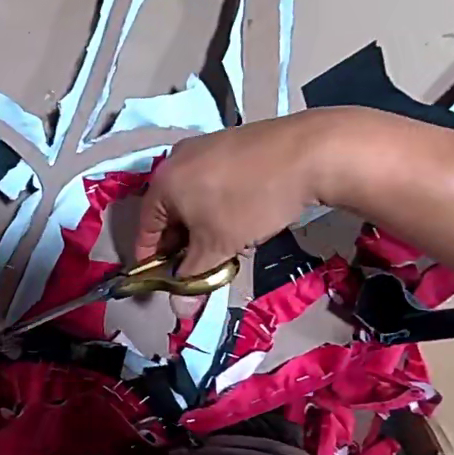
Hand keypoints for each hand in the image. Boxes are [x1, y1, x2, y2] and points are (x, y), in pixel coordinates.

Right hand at [133, 109, 346, 272]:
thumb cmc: (251, 202)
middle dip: (180, 244)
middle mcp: (176, 159)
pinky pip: (211, 180)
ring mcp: (204, 146)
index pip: (144, 229)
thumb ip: (193, 278)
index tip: (162, 282)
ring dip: (200, 226)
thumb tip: (180, 312)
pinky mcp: (229, 142)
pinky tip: (240, 218)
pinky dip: (216, 204)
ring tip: (223, 246)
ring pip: (191, 197)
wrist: (309, 153)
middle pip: (168, 212)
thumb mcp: (218, 247)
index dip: (151, 260)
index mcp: (162, 183)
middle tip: (197, 268)